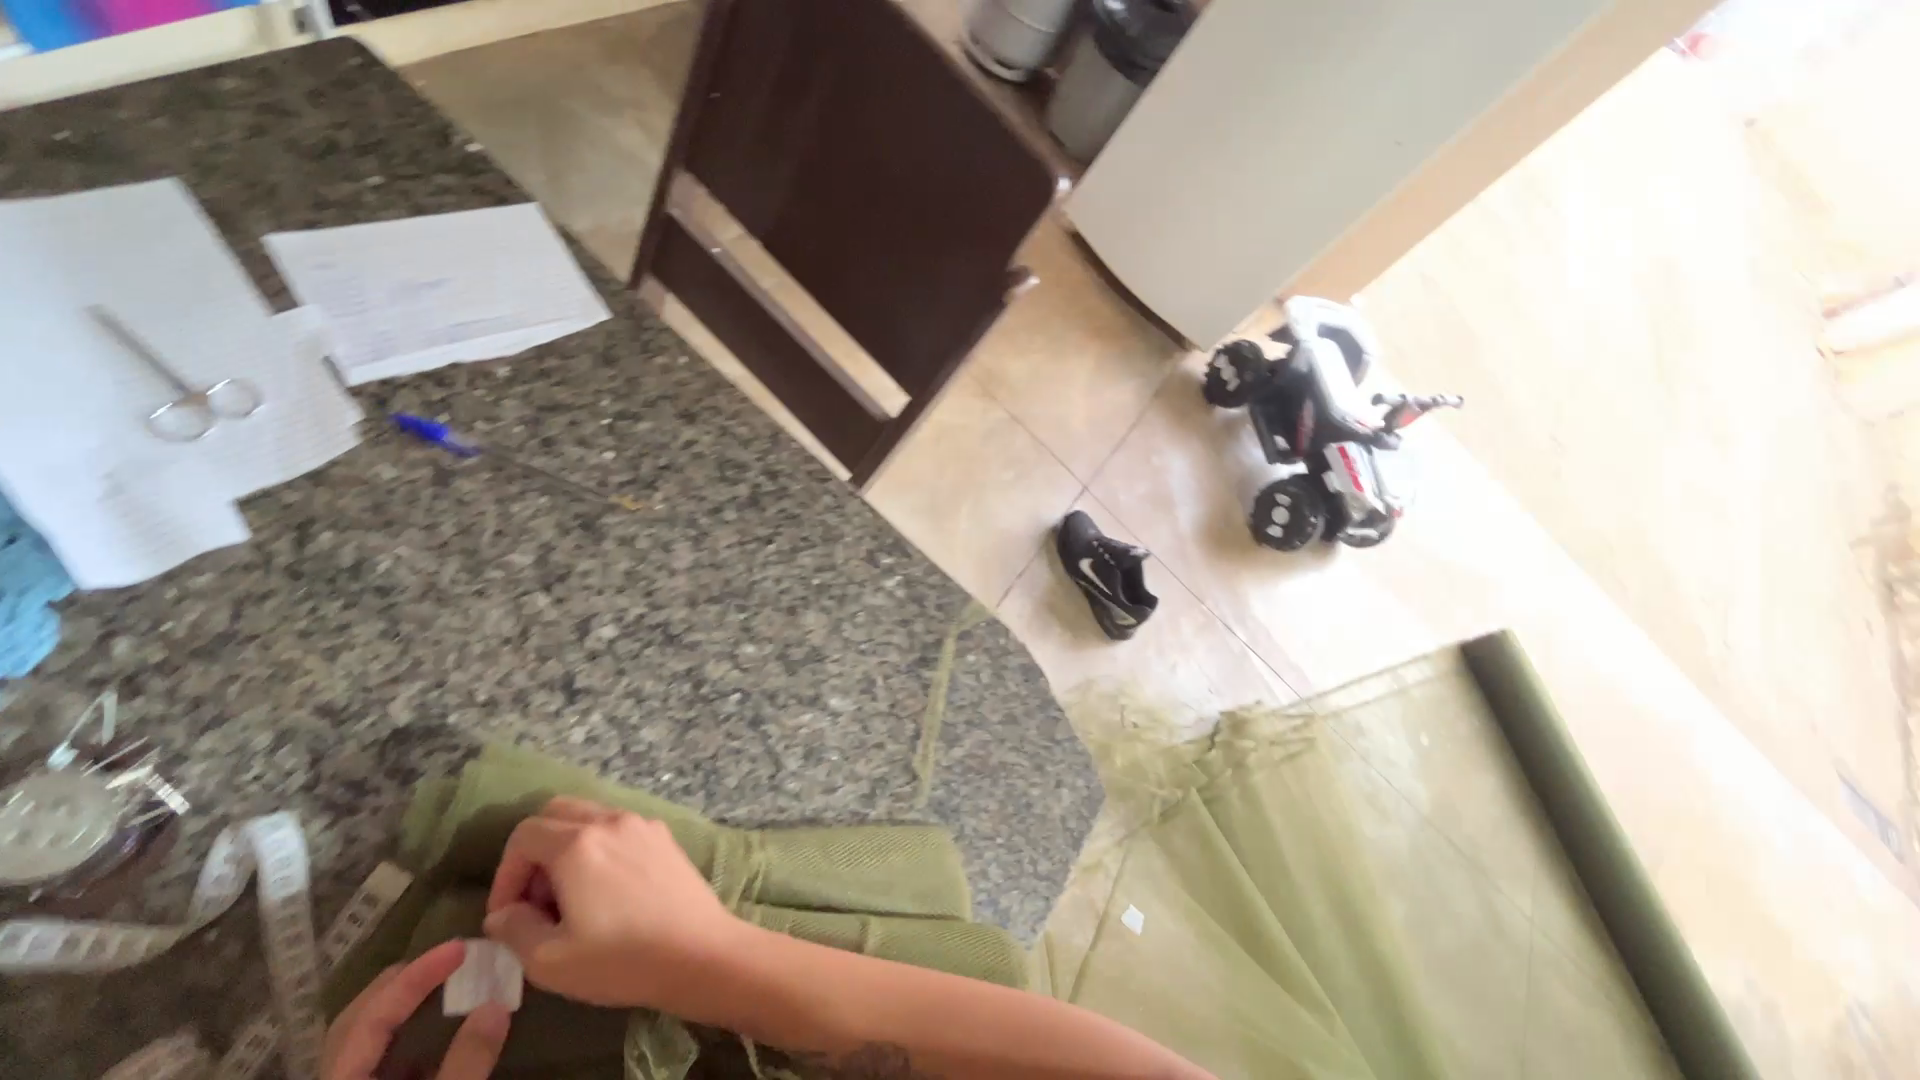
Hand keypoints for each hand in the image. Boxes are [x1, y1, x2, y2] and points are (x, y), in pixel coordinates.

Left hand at [323, 941, 510, 1079]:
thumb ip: (465, 1061)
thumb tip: (496, 1004)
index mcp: (343, 1077)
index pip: (375, 1014)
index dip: (417, 976)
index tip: (461, 947)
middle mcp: (335, 1077)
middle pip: (356, 1017)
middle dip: (401, 982)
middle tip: (448, 959)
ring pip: (362, 1037)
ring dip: (400, 1005)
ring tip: (442, 985)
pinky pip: (375, 1057)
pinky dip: (404, 1033)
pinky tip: (435, 1033)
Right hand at [482, 797, 753, 1010]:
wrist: (701, 953)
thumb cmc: (622, 959)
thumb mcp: (550, 959)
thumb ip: (514, 929)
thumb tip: (504, 913)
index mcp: (578, 843)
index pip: (523, 835)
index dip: (505, 875)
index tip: (508, 915)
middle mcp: (611, 821)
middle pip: (556, 813)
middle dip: (535, 852)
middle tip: (538, 901)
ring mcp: (643, 824)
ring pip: (589, 817)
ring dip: (568, 848)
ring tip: (572, 899)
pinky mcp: (666, 837)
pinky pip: (619, 829)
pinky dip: (600, 848)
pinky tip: (608, 891)